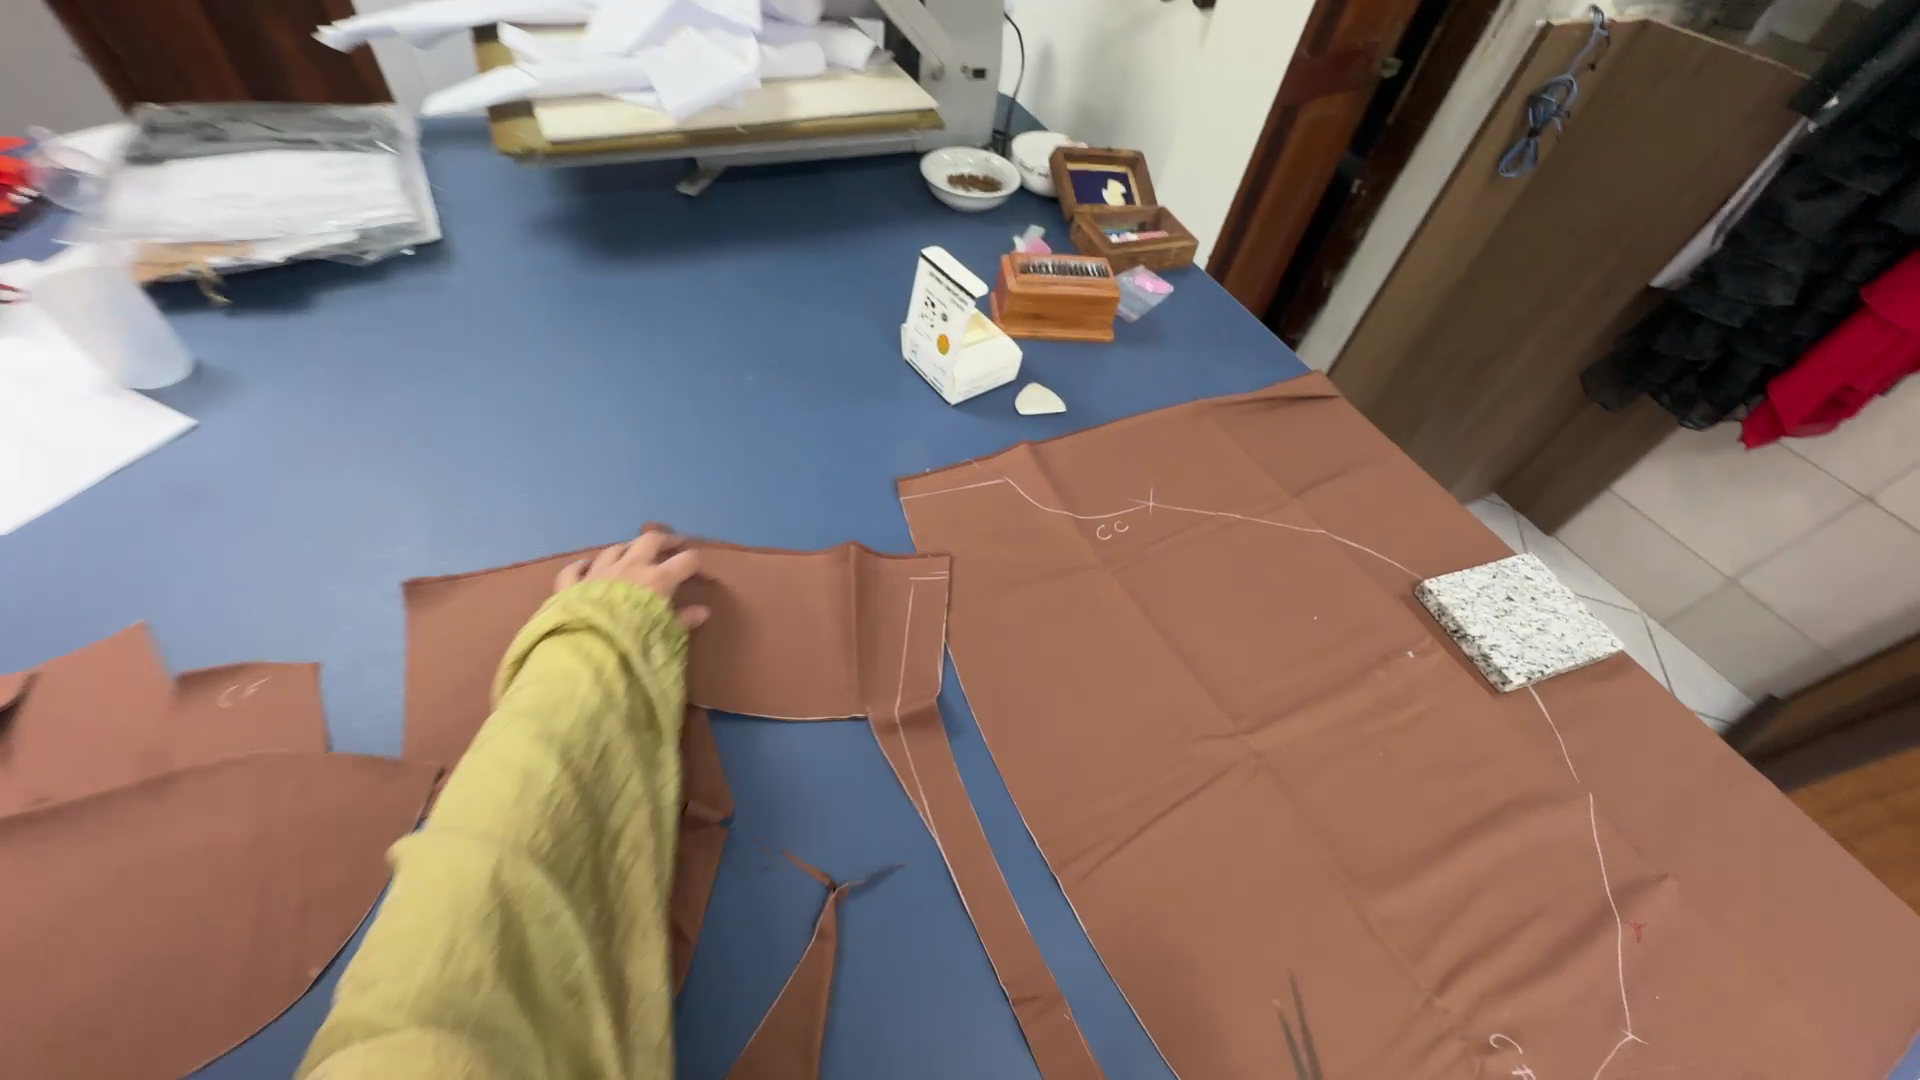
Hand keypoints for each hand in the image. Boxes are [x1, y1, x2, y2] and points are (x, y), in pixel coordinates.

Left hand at [555, 531, 709, 629]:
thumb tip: (704, 611)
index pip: (685, 560)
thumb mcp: (667, 634)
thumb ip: (685, 620)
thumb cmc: (634, 641)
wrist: (588, 650)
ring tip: (632, 553)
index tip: (699, 568)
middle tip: (673, 544)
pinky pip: (576, 568)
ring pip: (614, 549)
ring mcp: (598, 572)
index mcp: (657, 579)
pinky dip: (583, 565)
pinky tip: (587, 565)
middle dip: (665, 540)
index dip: (695, 562)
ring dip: (626, 549)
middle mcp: (629, 567)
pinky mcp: (572, 584)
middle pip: (650, 541)